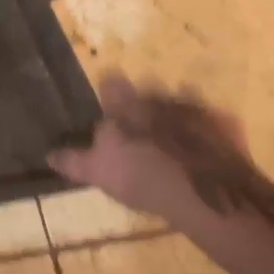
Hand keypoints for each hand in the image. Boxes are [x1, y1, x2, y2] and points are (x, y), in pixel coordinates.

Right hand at [48, 73, 258, 224]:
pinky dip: (212, 130)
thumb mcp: (97, 173)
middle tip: (146, 124)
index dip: (110, 90)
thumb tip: (49, 154)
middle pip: (148, 87)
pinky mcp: (224, 124)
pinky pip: (216, 120)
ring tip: (179, 135)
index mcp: (123, 105)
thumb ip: (74, 160)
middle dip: (147, 100)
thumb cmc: (141, 177)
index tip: (110, 101)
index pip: (111, 82)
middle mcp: (156, 97)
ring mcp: (192, 107)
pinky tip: (210, 148)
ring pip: (182, 99)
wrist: (202, 190)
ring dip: (180, 112)